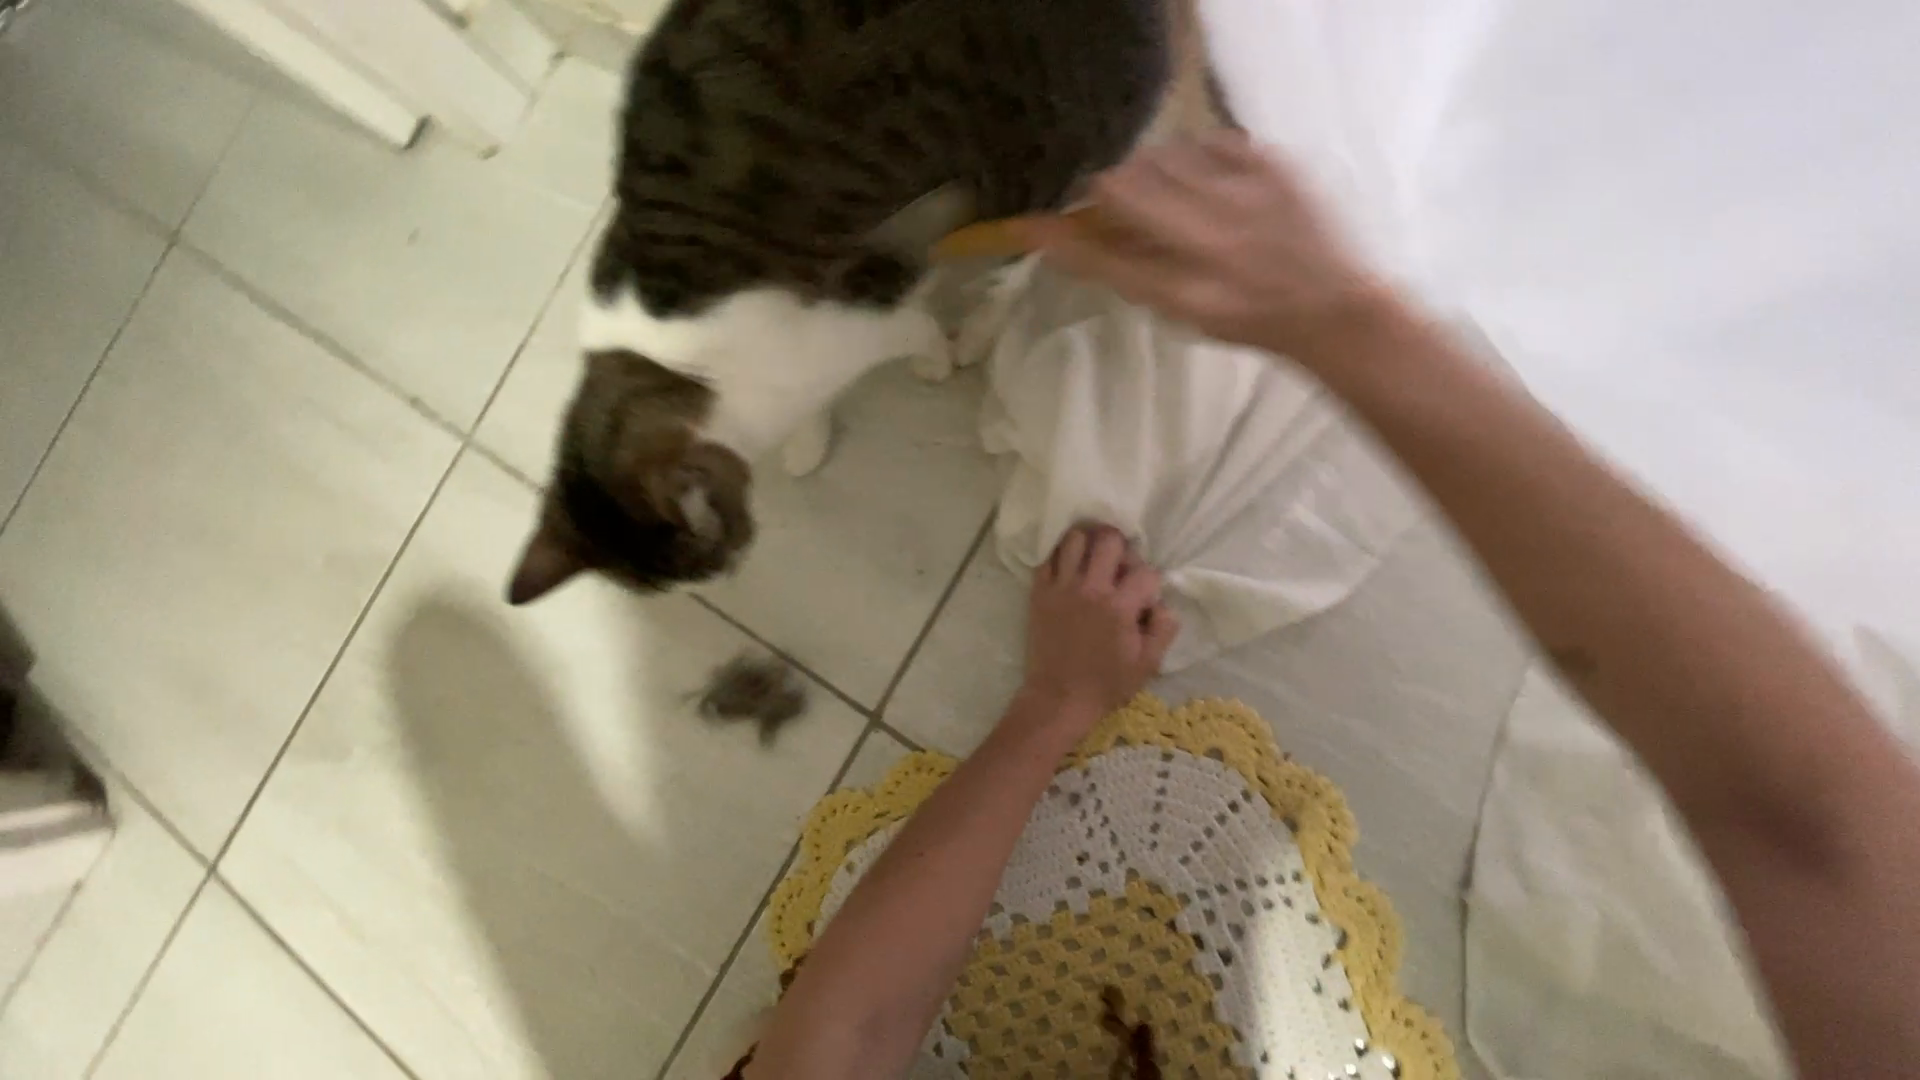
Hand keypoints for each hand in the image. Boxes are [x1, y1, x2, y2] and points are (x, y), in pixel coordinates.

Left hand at [1020, 525, 1179, 724]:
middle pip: (1109, 540)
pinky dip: (1060, 556)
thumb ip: (1164, 629)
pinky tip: (1069, 570)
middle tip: (1120, 568)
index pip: (1146, 572)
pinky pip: (1047, 557)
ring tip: (1092, 561)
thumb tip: (1162, 604)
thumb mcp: (1147, 663)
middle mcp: (1090, 588)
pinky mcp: (1039, 592)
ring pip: (1074, 539)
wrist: (1058, 698)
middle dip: (1122, 549)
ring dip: (1088, 545)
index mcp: (1119, 607)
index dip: (1151, 583)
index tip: (1144, 599)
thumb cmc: (1106, 684)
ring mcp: (1061, 587)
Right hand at [1021, 132, 1395, 357]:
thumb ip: (1125, 273)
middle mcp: (1207, 242)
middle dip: (1108, 188)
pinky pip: (1213, 142)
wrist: (1329, 306)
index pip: (1101, 258)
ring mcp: (1243, 199)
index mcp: (1180, 289)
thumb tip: (1072, 239)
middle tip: (1113, 195)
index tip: (1026, 226)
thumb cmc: (1242, 317)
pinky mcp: (1274, 167)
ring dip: (1152, 169)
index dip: (1058, 238)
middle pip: (1126, 189)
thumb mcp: (1178, 311)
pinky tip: (1208, 177)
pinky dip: (1199, 154)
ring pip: (1166, 158)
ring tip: (1167, 188)